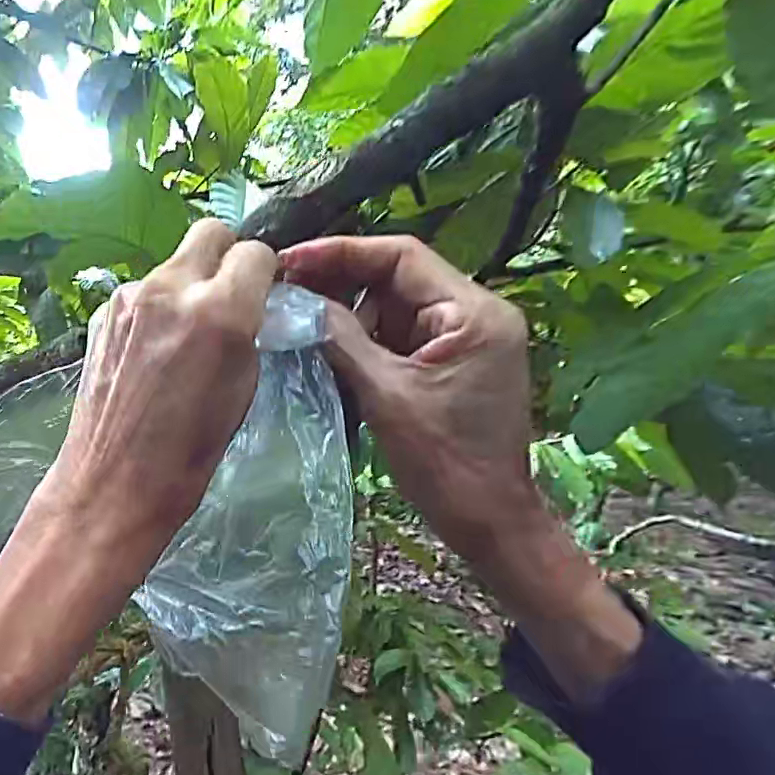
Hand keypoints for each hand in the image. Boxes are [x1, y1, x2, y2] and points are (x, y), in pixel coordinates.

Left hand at [0, 220, 276, 721]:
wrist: (113, 481)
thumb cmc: (191, 453)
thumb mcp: (243, 389)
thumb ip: (248, 333)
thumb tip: (249, 307)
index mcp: (219, 312)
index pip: (255, 253)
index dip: (264, 275)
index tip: (261, 297)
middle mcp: (171, 289)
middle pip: (209, 233)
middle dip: (227, 258)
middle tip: (227, 297)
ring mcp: (129, 297)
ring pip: (173, 264)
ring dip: (188, 285)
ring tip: (184, 333)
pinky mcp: (102, 313)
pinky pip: (143, 291)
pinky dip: (157, 307)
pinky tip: (151, 349)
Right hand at [280, 235, 638, 698]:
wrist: (489, 521)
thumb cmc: (445, 463)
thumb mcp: (387, 395)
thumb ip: (343, 339)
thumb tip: (299, 302)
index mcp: (472, 312)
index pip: (401, 257)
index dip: (341, 253)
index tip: (291, 261)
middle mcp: (473, 314)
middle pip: (396, 279)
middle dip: (340, 283)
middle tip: (285, 289)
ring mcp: (462, 339)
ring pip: (393, 308)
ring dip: (348, 313)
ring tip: (297, 317)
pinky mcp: (448, 363)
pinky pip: (398, 337)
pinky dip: (363, 339)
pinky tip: (324, 344)